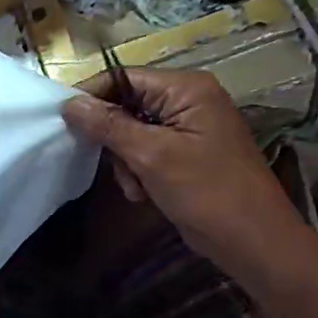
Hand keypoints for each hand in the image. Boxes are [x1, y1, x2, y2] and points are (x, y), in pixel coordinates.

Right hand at [61, 68, 315, 280]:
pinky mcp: (184, 153)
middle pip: (126, 105)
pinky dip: (137, 171)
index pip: (123, 77)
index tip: (64, 122)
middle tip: (112, 164)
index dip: (92, 96)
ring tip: (136, 186)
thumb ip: (108, 126)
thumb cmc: (206, 191)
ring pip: (130, 132)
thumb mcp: (151, 156)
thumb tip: (68, 104)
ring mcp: (187, 128)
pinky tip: (144, 192)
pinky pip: (145, 151)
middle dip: (113, 138)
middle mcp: (187, 101)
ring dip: (124, 161)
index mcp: (186, 89)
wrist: (252, 240)